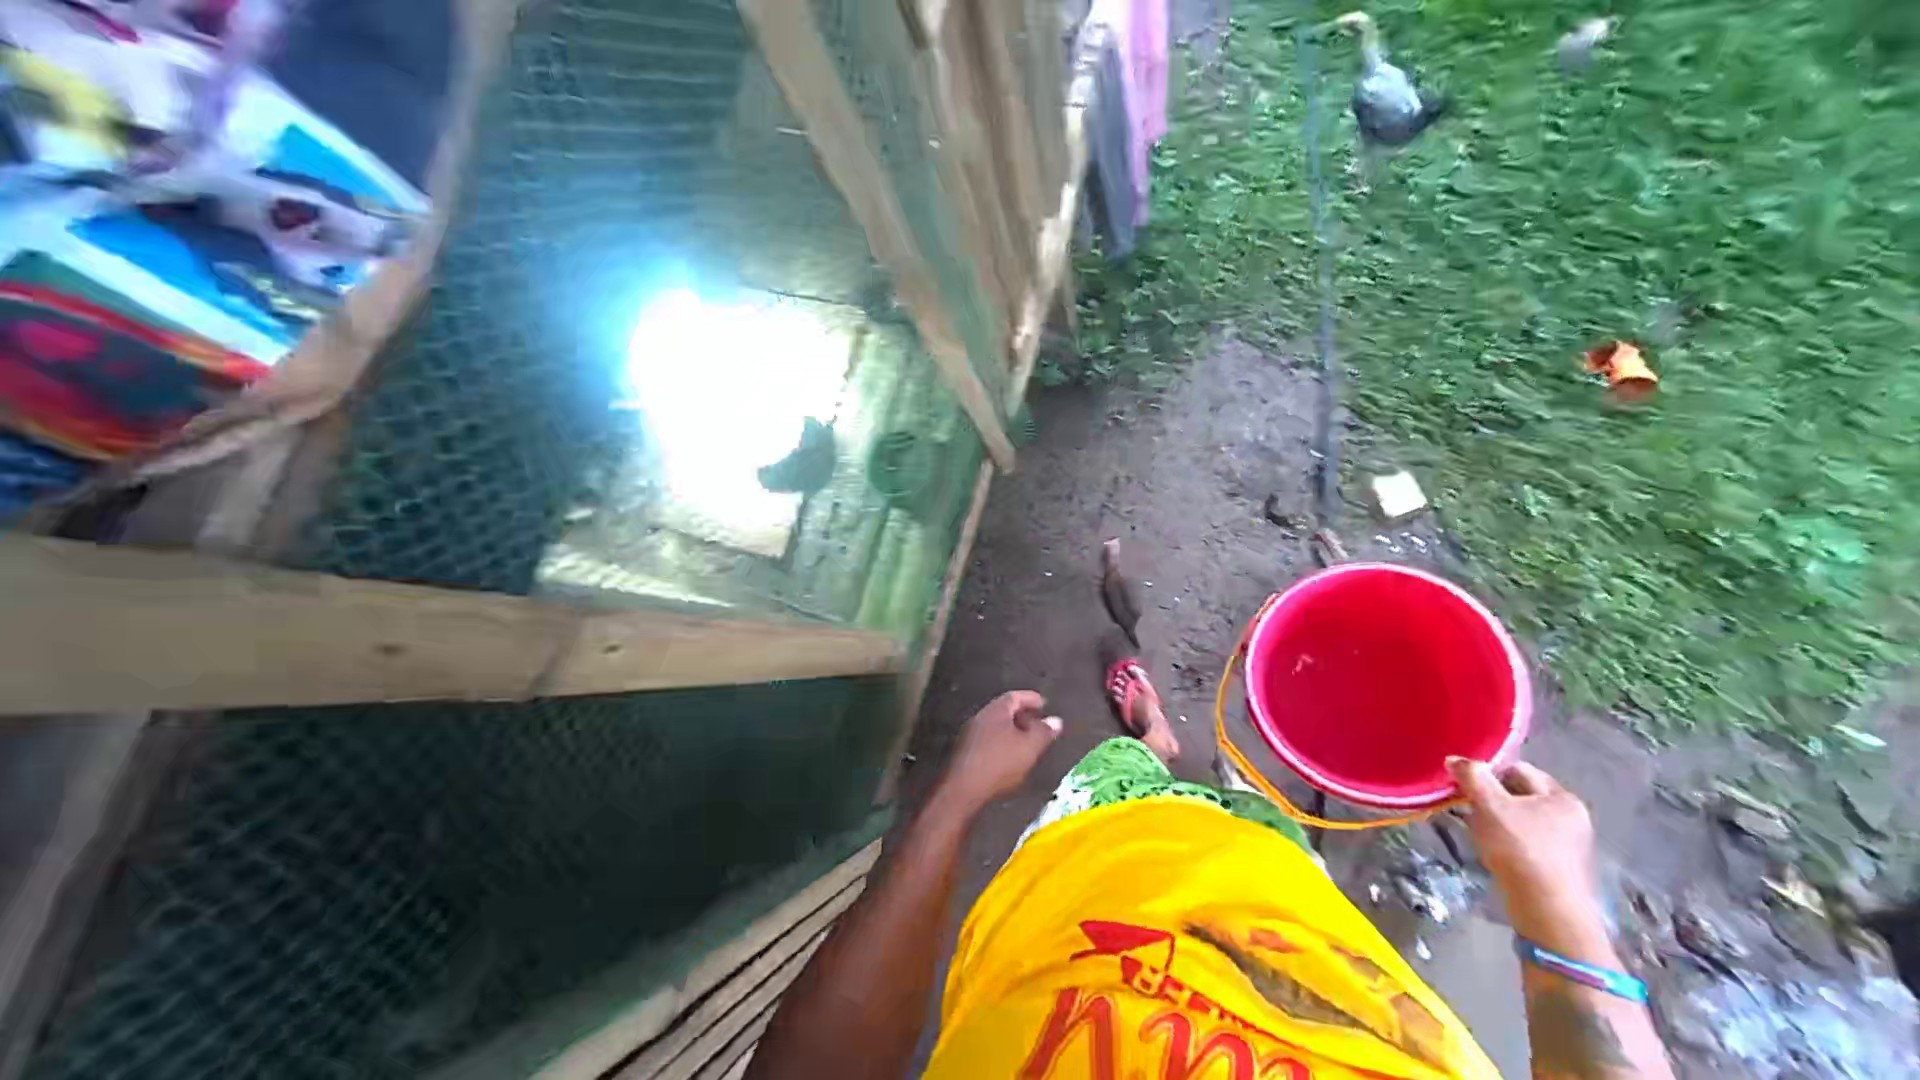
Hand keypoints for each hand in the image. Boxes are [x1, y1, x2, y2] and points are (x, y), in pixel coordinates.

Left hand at [936, 691, 1062, 815]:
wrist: (964, 790)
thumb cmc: (1000, 763)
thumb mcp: (1030, 747)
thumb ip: (1044, 732)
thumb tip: (1055, 720)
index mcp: (995, 711)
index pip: (1015, 697)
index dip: (1031, 698)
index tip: (1044, 703)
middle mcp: (980, 717)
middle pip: (1004, 710)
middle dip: (1022, 715)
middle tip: (1038, 724)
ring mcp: (970, 735)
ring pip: (996, 726)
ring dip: (1012, 731)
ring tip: (1027, 742)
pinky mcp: (966, 752)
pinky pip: (989, 739)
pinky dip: (1003, 742)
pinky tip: (1010, 757)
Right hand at [1447, 757, 1600, 933]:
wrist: (1548, 910)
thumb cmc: (1520, 850)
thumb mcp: (1489, 805)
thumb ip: (1472, 776)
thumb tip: (1454, 759)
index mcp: (1562, 798)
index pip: (1518, 769)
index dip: (1488, 772)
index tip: (1465, 784)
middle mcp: (1571, 816)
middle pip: (1520, 793)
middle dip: (1490, 796)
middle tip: (1466, 805)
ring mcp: (1567, 842)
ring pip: (1520, 816)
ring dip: (1495, 817)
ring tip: (1475, 827)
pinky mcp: (1558, 863)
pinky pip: (1526, 838)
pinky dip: (1506, 837)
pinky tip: (1491, 847)